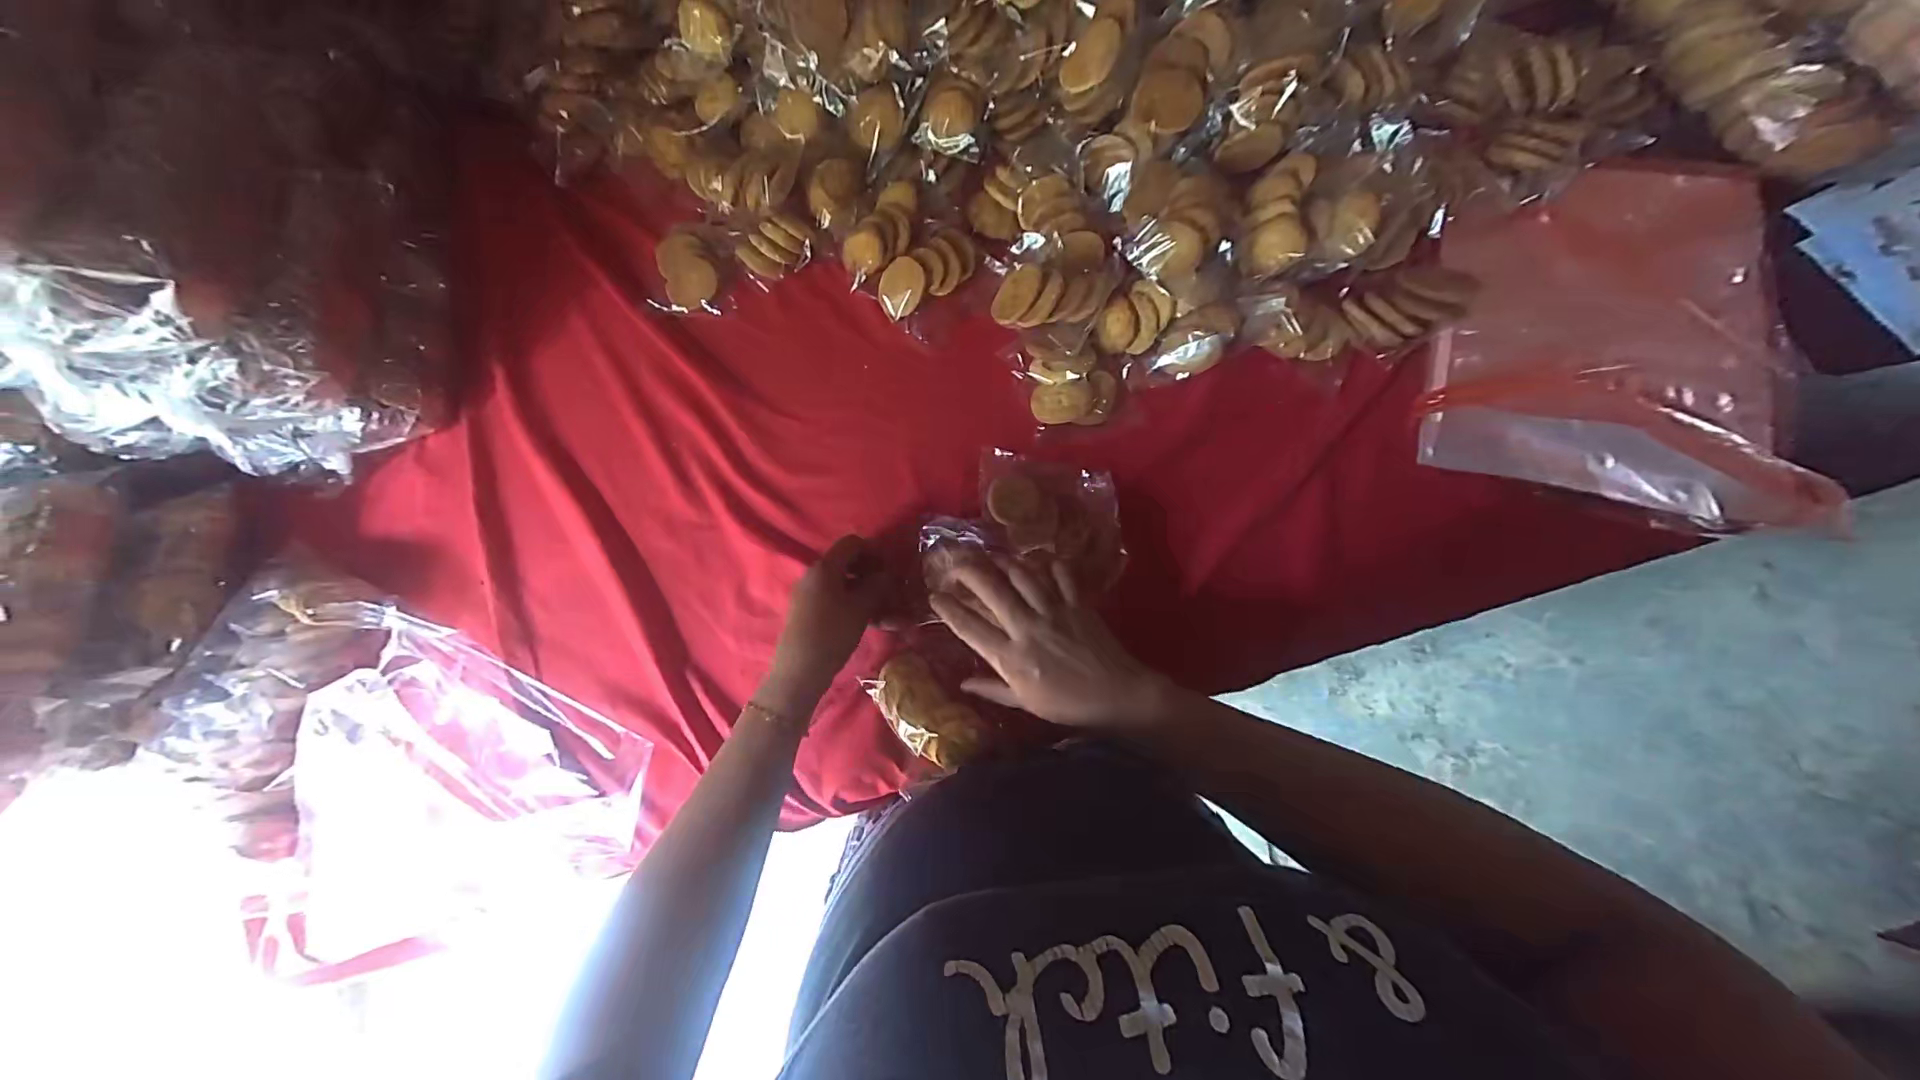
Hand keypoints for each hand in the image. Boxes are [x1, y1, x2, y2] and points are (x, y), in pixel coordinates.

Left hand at [759, 535, 890, 718]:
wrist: (800, 670)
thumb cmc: (833, 633)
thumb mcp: (861, 608)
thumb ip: (877, 586)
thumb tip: (887, 574)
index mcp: (824, 567)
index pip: (851, 543)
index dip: (874, 551)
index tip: (890, 567)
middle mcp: (813, 574)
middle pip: (846, 562)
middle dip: (870, 572)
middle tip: (890, 588)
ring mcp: (808, 593)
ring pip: (841, 583)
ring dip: (864, 591)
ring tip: (884, 609)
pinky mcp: (807, 611)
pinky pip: (833, 598)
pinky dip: (852, 603)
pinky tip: (869, 620)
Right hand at [930, 555, 1174, 731]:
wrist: (1118, 696)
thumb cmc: (1067, 705)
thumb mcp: (1025, 704)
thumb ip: (993, 689)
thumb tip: (963, 682)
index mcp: (1011, 657)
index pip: (969, 626)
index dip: (948, 608)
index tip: (934, 596)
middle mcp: (1027, 628)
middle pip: (991, 590)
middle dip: (967, 571)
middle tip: (954, 563)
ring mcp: (1054, 611)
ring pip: (1022, 575)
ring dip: (1001, 561)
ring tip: (988, 556)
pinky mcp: (1078, 602)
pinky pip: (1060, 574)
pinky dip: (1047, 563)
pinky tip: (1036, 559)